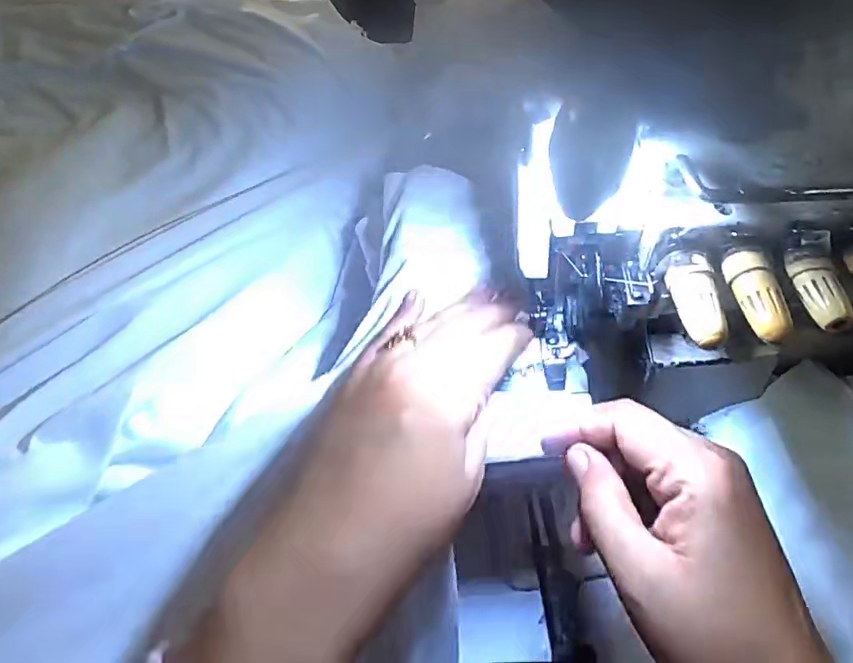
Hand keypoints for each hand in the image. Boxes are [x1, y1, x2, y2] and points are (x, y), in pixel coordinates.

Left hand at [181, 290, 531, 662]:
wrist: (319, 558)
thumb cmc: (407, 527)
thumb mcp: (467, 476)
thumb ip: (482, 418)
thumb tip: (490, 387)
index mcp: (447, 393)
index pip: (495, 346)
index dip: (519, 336)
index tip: (533, 334)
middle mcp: (413, 366)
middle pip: (465, 323)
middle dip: (496, 312)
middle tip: (519, 308)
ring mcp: (377, 366)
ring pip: (429, 320)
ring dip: (462, 306)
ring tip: (488, 294)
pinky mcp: (352, 376)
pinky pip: (386, 331)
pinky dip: (408, 312)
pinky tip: (422, 295)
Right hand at [554, 400, 829, 662]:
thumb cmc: (711, 630)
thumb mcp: (641, 573)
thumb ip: (602, 504)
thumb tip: (577, 454)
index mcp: (699, 466)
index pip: (629, 419)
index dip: (581, 425)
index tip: (542, 443)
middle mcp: (716, 459)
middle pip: (642, 438)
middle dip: (600, 469)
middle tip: (575, 523)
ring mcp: (725, 479)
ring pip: (654, 462)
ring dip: (618, 492)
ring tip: (596, 543)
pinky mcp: (727, 501)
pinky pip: (674, 483)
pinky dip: (643, 504)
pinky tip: (628, 542)